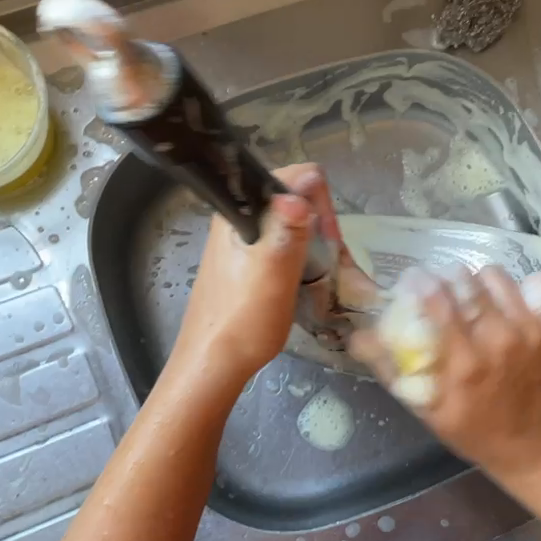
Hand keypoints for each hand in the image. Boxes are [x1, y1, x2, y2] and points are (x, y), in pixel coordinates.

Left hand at [168, 163, 341, 386]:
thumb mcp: (273, 271)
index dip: (318, 200)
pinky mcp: (242, 262)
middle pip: (288, 197)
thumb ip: (290, 225)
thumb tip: (310, 174)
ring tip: (318, 271)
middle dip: (316, 222)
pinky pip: (278, 244)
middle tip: (326, 259)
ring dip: (309, 241)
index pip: (290, 177)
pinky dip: (297, 256)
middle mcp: (234, 218)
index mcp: (236, 211)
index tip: (328, 238)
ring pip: (285, 223)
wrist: (212, 365)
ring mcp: (237, 241)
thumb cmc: (243, 321)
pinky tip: (300, 280)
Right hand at [350, 266, 540, 479]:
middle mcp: (499, 339)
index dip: (420, 282)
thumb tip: (358, 337)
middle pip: (467, 282)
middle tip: (438, 283)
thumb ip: (392, 370)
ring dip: (477, 279)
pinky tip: (507, 297)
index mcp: (465, 362)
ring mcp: (530, 332)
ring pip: (497, 278)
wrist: (533, 446)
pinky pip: (540, 288)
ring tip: (469, 290)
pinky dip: (520, 286)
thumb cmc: (473, 431)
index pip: (437, 300)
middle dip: (446, 276)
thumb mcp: (426, 410)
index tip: (411, 280)